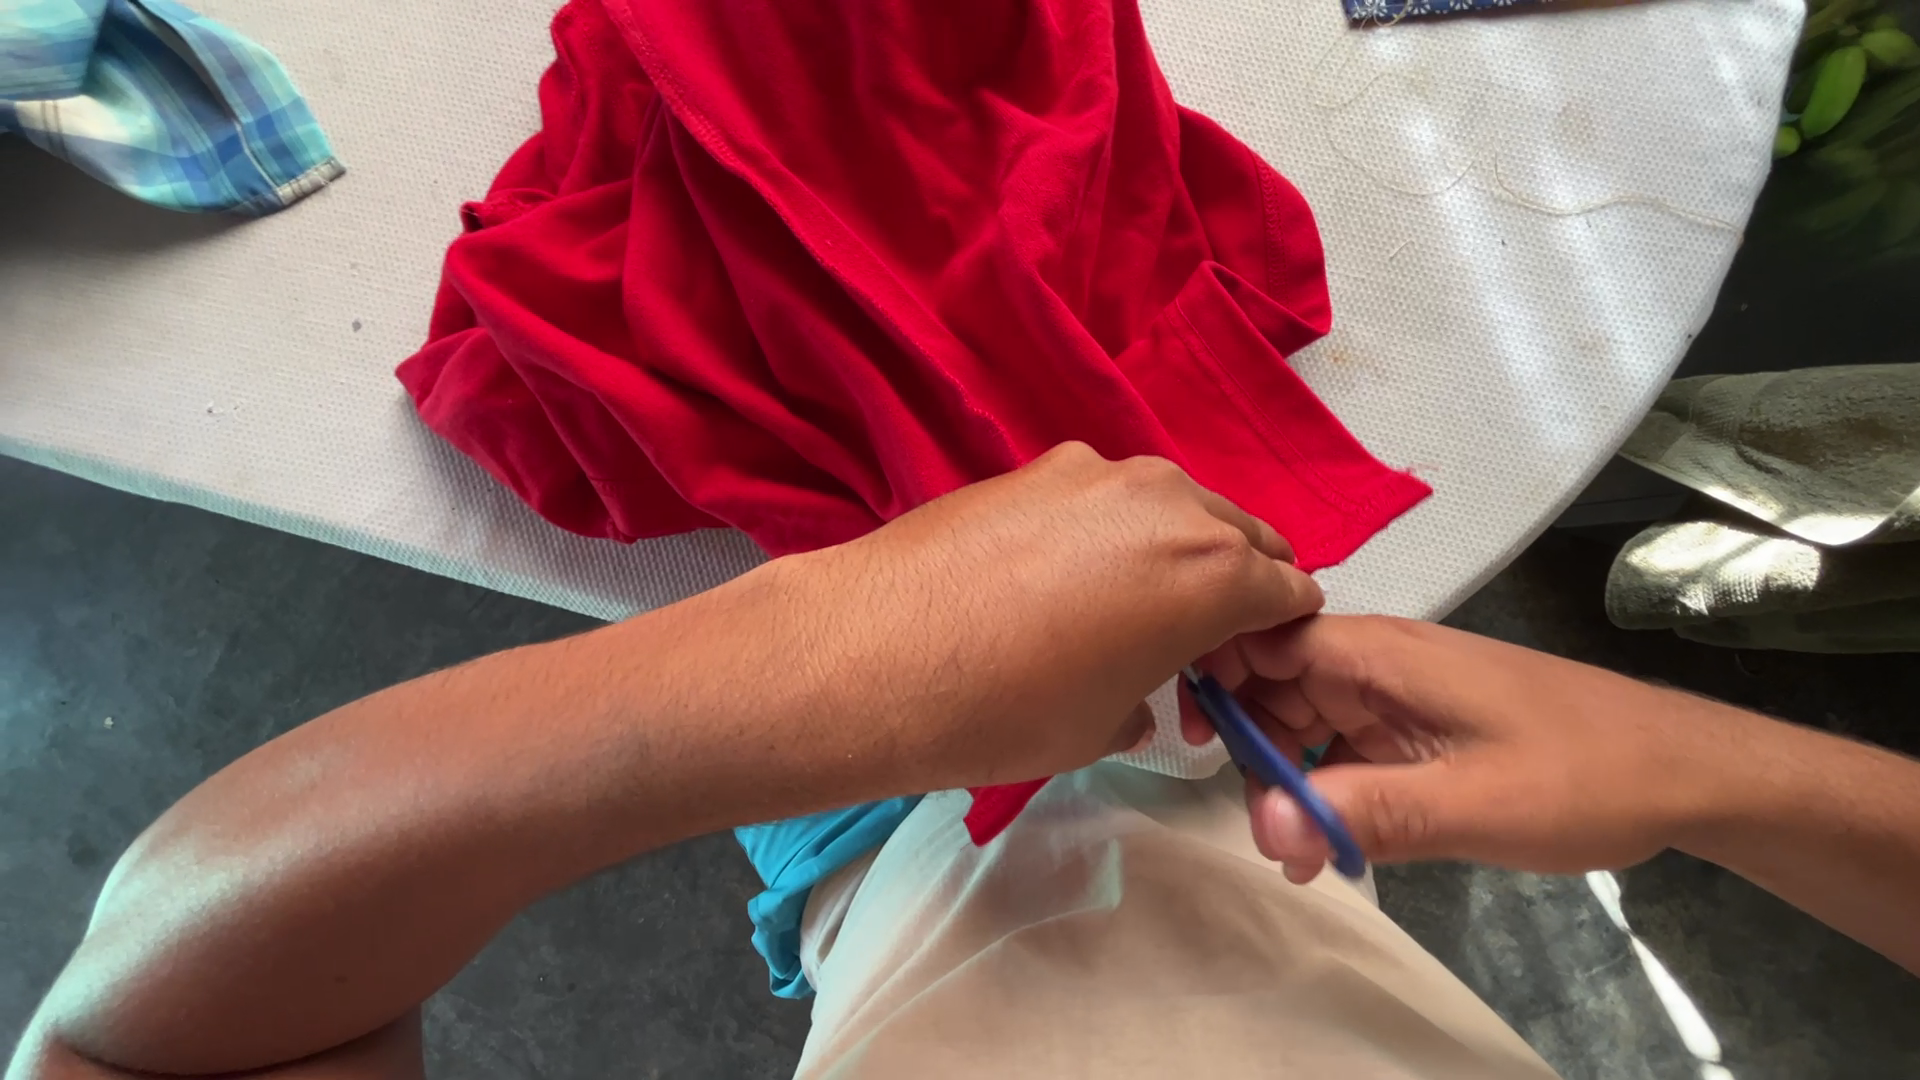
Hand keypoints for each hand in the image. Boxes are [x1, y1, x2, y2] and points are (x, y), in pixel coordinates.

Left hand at [764, 442, 1322, 793]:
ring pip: (1167, 506)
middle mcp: (1168, 500)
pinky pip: (1100, 497)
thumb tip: (1140, 695)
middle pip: (1236, 534)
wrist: (878, 651)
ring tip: (1117, 598)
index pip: (1288, 589)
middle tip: (1188, 633)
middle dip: (1231, 581)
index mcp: (1213, 571)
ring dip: (1167, 547)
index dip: (1274, 630)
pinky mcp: (1036, 463)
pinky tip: (1050, 569)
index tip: (1244, 658)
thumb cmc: (1008, 710)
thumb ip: (1148, 698)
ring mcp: (1097, 470)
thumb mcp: (1103, 727)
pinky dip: (1103, 528)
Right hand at [1182, 615, 1744, 881]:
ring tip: (1296, 849)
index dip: (1213, 673)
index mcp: (1373, 652)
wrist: (1692, 775)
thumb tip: (1263, 830)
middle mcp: (1368, 662)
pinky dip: (1321, 789)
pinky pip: (1335, 747)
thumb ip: (1366, 812)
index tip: (1194, 738)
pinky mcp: (1402, 726)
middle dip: (1248, 745)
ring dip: (1283, 777)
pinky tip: (1329, 842)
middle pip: (1267, 681)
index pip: (1259, 636)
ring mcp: (1385, 694)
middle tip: (1262, 822)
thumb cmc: (1585, 773)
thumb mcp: (1476, 803)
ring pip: (1295, 718)